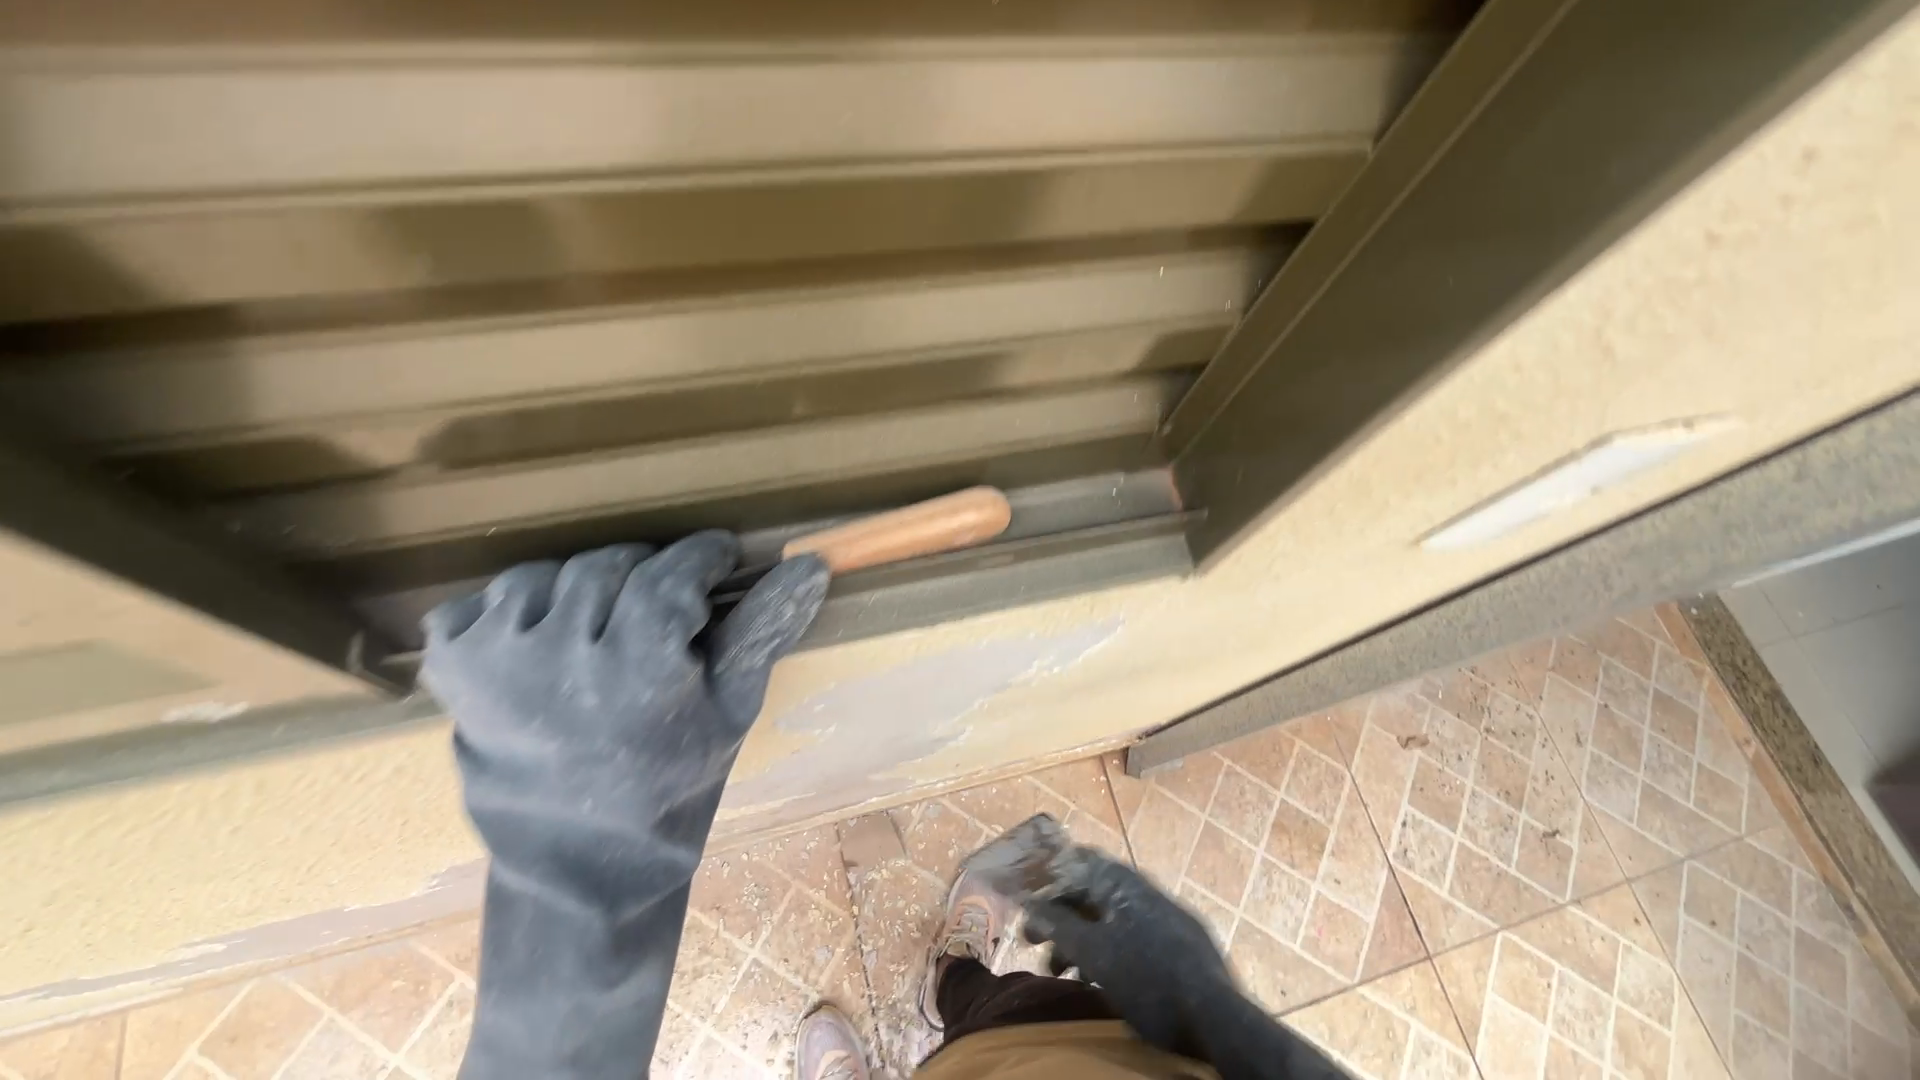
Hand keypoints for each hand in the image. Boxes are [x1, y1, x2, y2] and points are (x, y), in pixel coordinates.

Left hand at [423, 534, 829, 1079]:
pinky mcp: (451, 674)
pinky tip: (544, 642)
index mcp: (639, 669)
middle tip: (664, 604)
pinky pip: (482, 602)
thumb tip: (809, 565)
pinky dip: (514, 610)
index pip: (672, 574)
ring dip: (579, 589)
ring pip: (544, 576)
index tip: (717, 556)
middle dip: (646, 575)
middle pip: (610, 567)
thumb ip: (764, 629)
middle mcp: (560, 658)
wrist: (582, 862)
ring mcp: (495, 665)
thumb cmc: (674, 783)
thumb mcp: (733, 708)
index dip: (701, 556)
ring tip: (602, 623)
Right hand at [1022, 853, 1236, 1054]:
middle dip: (1060, 917)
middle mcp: (1144, 891)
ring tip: (1062, 972)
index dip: (1047, 875)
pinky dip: (1107, 951)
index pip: (1076, 860)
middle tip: (1034, 943)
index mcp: (1123, 883)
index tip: (1025, 896)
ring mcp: (1165, 917)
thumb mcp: (1093, 952)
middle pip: (1090, 893)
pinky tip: (1099, 979)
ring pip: (1109, 919)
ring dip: (1080, 940)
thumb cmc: (1146, 978)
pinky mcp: (1179, 944)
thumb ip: (1058, 924)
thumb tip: (1031, 902)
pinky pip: (1131, 936)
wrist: (1215, 1016)